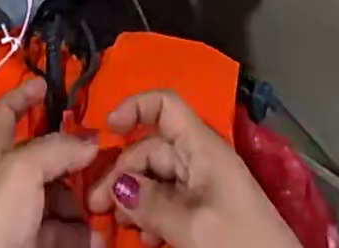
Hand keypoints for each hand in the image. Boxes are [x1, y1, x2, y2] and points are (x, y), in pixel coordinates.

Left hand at [0, 77, 101, 247]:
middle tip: (100, 167)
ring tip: (101, 211)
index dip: (24, 94)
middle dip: (73, 163)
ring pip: (61, 199)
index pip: (6, 111)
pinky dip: (83, 235)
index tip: (47, 84)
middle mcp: (7, 181)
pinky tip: (96, 240)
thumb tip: (89, 139)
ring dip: (83, 203)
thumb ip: (56, 148)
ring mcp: (22, 218)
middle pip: (45, 159)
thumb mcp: (22, 169)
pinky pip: (67, 234)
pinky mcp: (38, 247)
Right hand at [84, 90, 299, 247]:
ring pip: (155, 178)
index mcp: (202, 148)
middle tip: (96, 204)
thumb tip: (115, 187)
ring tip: (112, 222)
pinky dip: (149, 214)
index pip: (164, 105)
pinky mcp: (207, 216)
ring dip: (131, 197)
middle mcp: (200, 160)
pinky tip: (139, 235)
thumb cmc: (242, 246)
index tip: (108, 128)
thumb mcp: (193, 227)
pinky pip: (167, 202)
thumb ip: (149, 203)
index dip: (134, 107)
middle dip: (121, 172)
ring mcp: (204, 189)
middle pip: (150, 148)